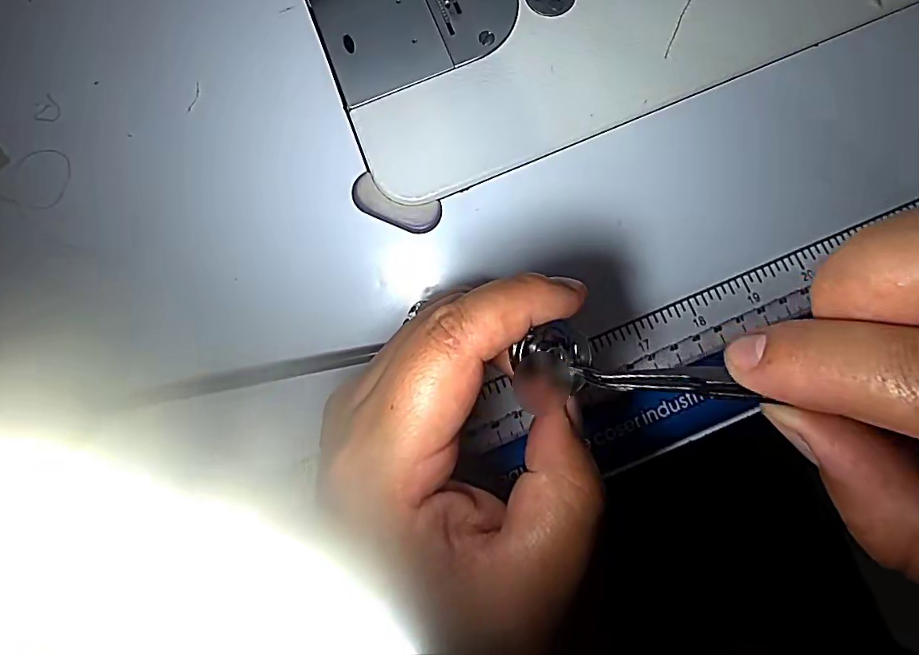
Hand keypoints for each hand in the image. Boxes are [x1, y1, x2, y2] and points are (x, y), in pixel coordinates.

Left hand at [319, 275, 601, 651]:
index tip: (565, 297)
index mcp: (378, 463)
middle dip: (513, 309)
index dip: (517, 301)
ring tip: (539, 348)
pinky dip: (474, 341)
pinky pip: (425, 346)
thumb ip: (565, 470)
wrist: (397, 638)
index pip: (449, 337)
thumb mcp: (534, 566)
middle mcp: (353, 429)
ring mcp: (354, 416)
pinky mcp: (367, 414)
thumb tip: (557, 393)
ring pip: (432, 324)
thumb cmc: (440, 627)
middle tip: (561, 327)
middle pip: (439, 321)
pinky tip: (504, 359)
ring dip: (495, 323)